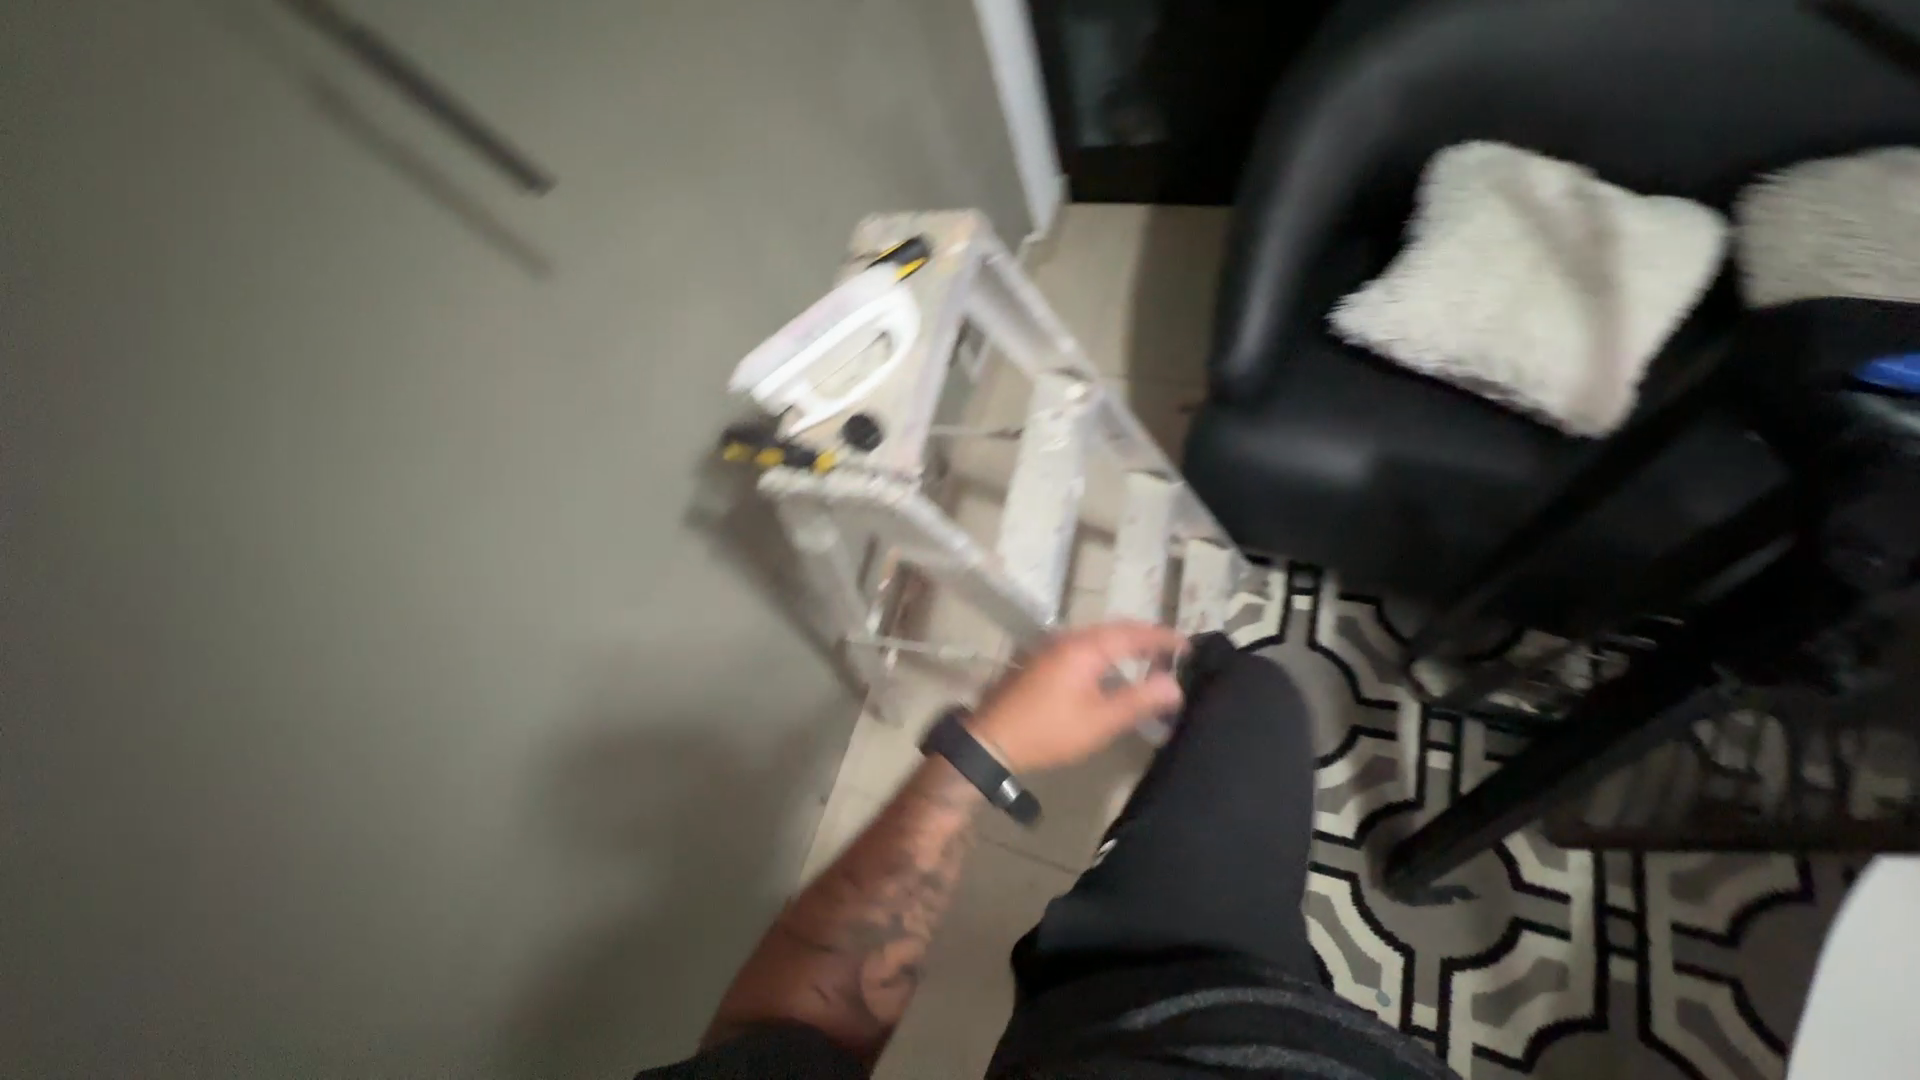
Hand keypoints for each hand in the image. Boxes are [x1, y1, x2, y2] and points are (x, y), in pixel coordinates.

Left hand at [965, 620, 1187, 773]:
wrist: (991, 739)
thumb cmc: (1048, 731)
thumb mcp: (1100, 721)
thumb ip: (1138, 700)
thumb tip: (1174, 684)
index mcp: (1084, 648)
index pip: (1133, 633)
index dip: (1162, 638)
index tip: (1188, 645)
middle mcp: (1067, 638)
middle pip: (1114, 629)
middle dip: (1144, 637)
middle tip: (1171, 649)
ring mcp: (1050, 647)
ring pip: (1095, 637)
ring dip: (1122, 643)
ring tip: (1147, 657)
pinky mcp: (1039, 659)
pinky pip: (1081, 646)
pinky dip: (1103, 651)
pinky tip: (1110, 669)